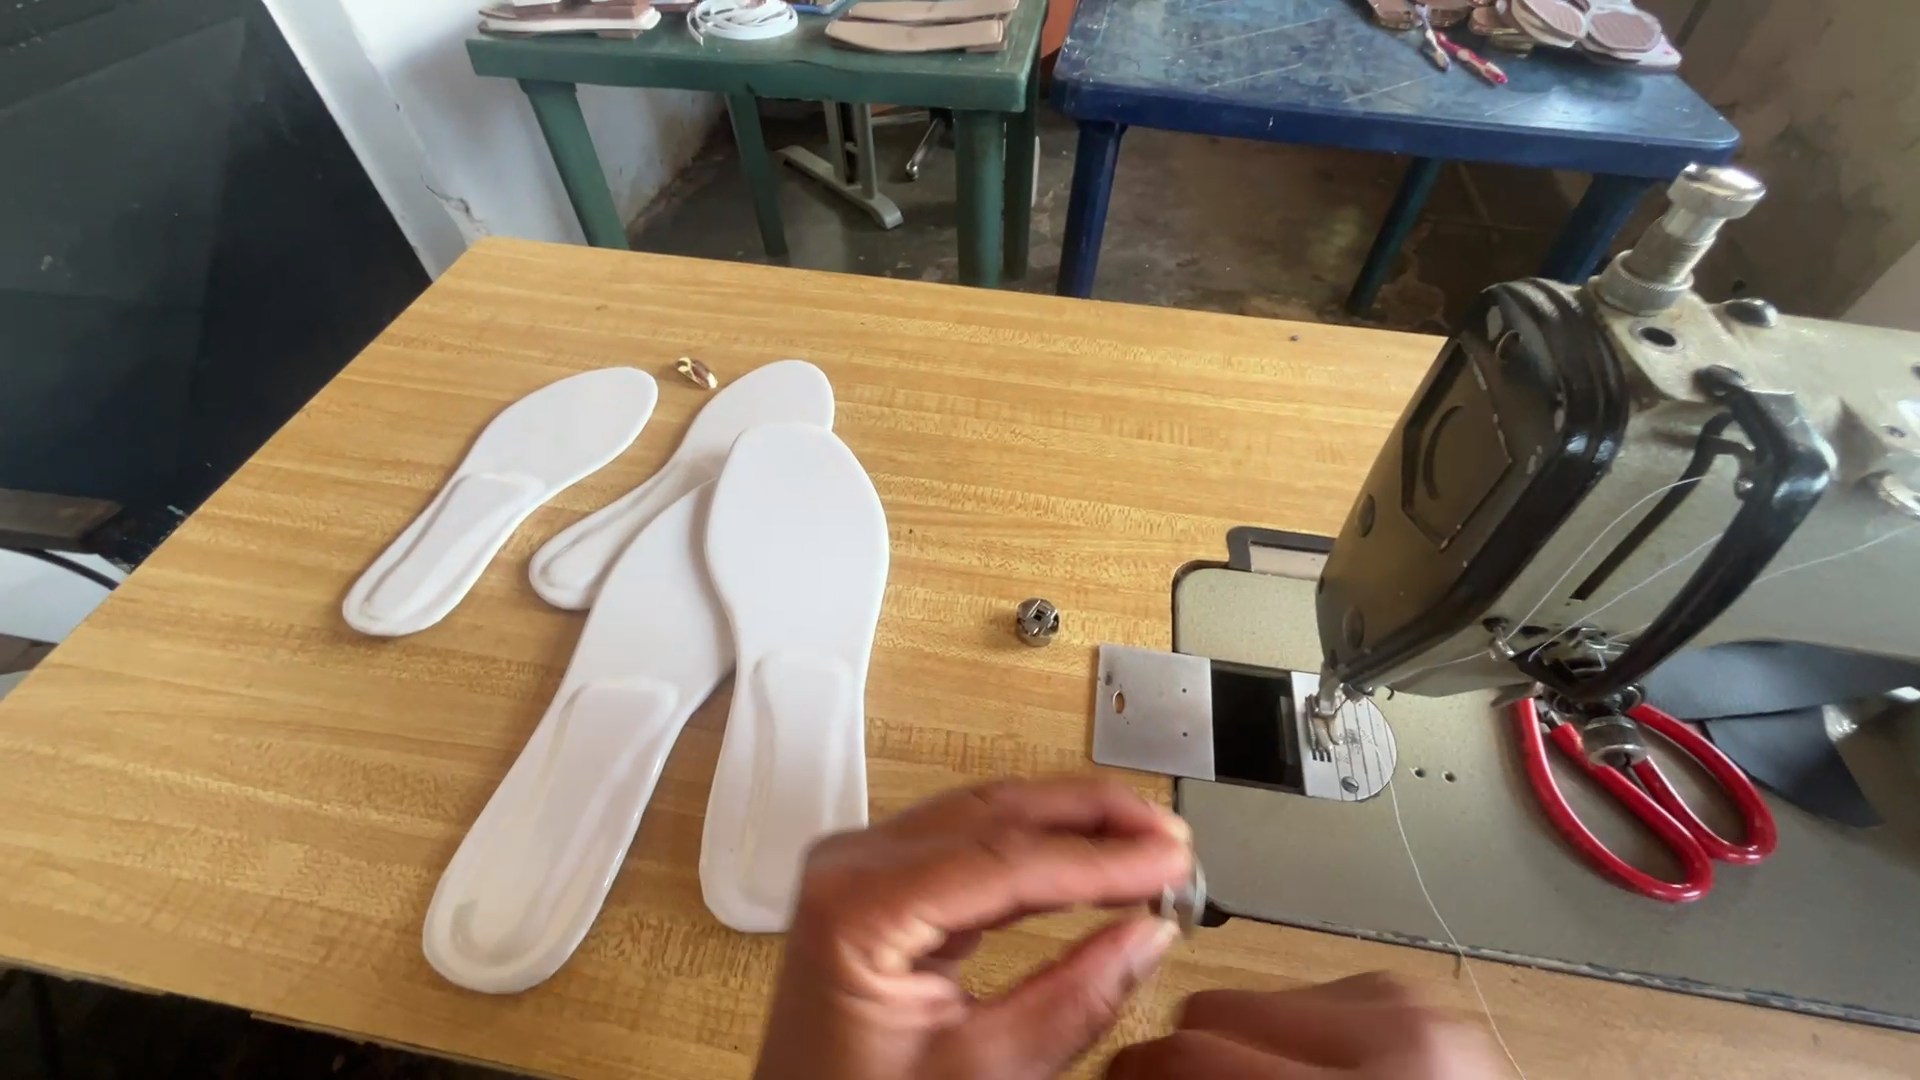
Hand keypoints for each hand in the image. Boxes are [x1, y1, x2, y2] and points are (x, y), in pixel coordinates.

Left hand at [754, 777, 1193, 1079]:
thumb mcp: (975, 1078)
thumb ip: (1071, 1003)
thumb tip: (1148, 933)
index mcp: (859, 908)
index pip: (1001, 860)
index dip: (1098, 857)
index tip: (1168, 859)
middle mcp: (854, 862)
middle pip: (993, 812)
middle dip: (1090, 815)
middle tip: (1166, 832)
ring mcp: (864, 859)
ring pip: (986, 810)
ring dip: (1069, 817)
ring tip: (1141, 833)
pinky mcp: (883, 871)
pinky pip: (969, 832)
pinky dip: (1035, 836)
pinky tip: (1084, 845)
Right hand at [1106, 972, 1505, 1078]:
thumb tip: (1137, 1072)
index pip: (1192, 1054)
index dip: (1134, 1071)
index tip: (1117, 1079)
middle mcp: (1391, 1031)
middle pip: (1210, 1009)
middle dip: (1183, 1059)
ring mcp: (1402, 1000)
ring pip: (1246, 997)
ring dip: (1233, 1046)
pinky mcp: (1401, 990)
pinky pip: (1294, 995)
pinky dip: (1281, 1037)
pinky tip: (1299, 1077)